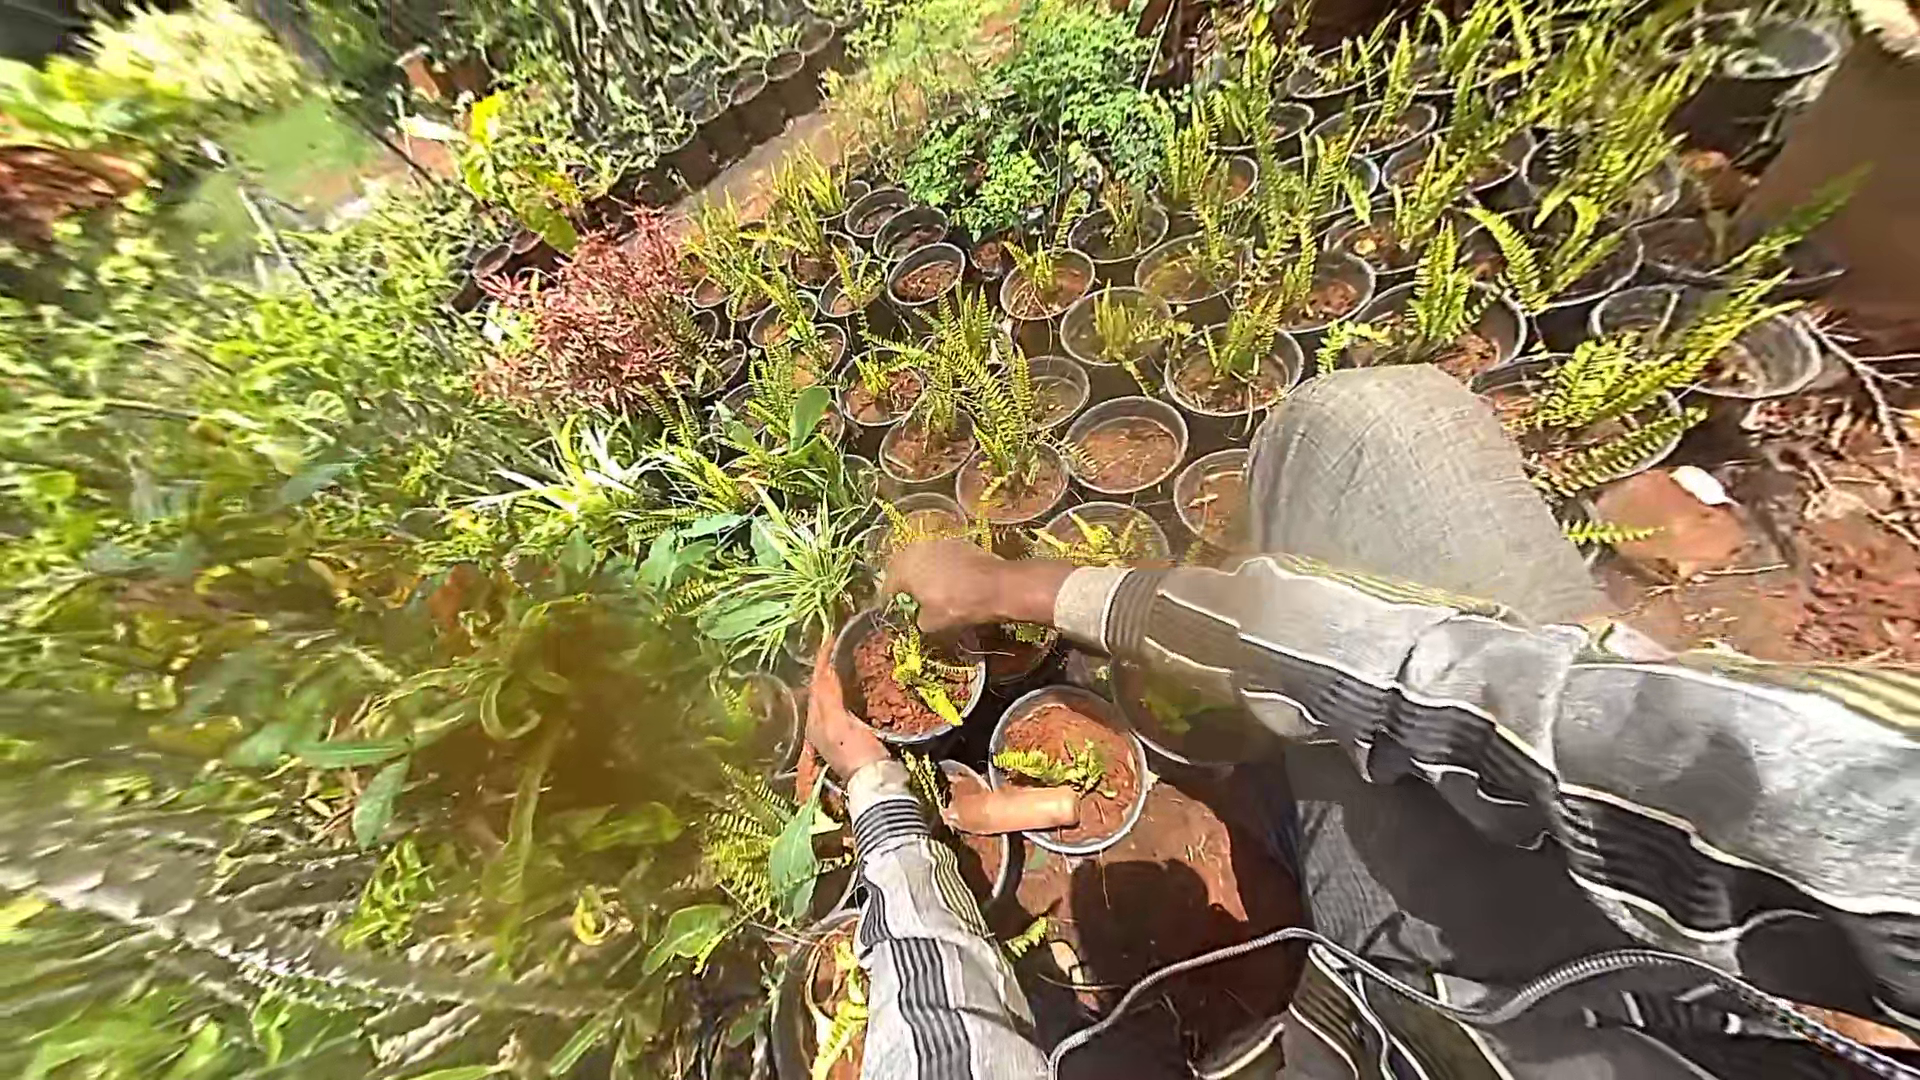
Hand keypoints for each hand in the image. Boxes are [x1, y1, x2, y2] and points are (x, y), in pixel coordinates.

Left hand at [806, 641, 888, 779]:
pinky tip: (860, 683)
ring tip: (849, 656)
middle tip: (841, 642)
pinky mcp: (852, 733)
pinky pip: (847, 702)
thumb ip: (829, 697)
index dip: (823, 658)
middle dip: (829, 664)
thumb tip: (826, 667)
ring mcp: (837, 729)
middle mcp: (821, 723)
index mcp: (815, 719)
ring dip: (839, 674)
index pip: (817, 680)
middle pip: (823, 686)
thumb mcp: (839, 724)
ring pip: (833, 693)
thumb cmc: (856, 754)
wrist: (876, 783)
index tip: (832, 635)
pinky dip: (849, 687)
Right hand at [881, 539, 1008, 633]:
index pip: (888, 587)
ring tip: (932, 590)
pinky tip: (951, 580)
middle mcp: (916, 549)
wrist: (997, 585)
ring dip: (922, 573)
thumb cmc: (959, 604)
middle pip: (902, 568)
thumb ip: (918, 619)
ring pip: (921, 559)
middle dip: (905, 584)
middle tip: (913, 601)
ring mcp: (937, 542)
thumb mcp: (932, 623)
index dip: (891, 603)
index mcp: (904, 568)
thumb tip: (920, 616)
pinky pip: (940, 556)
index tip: (898, 612)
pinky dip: (940, 567)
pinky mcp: (957, 542)